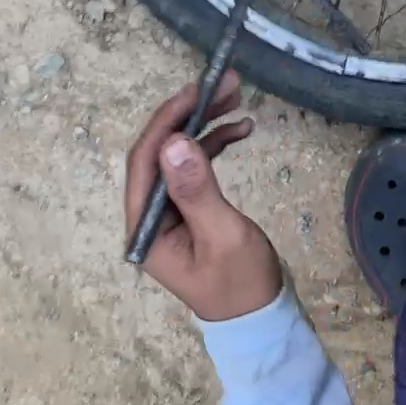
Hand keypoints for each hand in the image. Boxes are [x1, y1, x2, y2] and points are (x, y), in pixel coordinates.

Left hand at [124, 71, 281, 321]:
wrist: (260, 319)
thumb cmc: (241, 283)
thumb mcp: (222, 236)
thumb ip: (197, 190)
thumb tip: (174, 142)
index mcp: (145, 227)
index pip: (145, 162)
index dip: (167, 122)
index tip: (196, 92)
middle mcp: (150, 215)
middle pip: (161, 152)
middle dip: (190, 115)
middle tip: (226, 85)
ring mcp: (170, 212)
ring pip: (180, 155)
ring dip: (206, 125)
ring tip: (237, 98)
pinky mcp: (190, 210)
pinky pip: (196, 168)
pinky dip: (216, 144)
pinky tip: (241, 129)